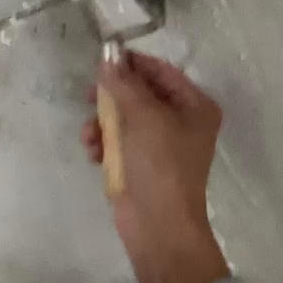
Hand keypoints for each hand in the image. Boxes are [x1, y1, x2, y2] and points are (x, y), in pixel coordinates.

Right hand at [82, 50, 229, 282]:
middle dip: (112, 97)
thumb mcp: (143, 117)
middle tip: (87, 96)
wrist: (158, 223)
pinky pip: (118, 144)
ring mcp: (160, 146)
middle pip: (141, 96)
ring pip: (124, 120)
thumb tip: (108, 60)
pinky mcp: (140, 166)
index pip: (163, 73)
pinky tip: (93, 153)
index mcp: (195, 107)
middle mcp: (181, 123)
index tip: (104, 59)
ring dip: (102, 124)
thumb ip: (124, 85)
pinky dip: (104, 145)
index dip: (133, 63)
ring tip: (88, 136)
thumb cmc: (159, 164)